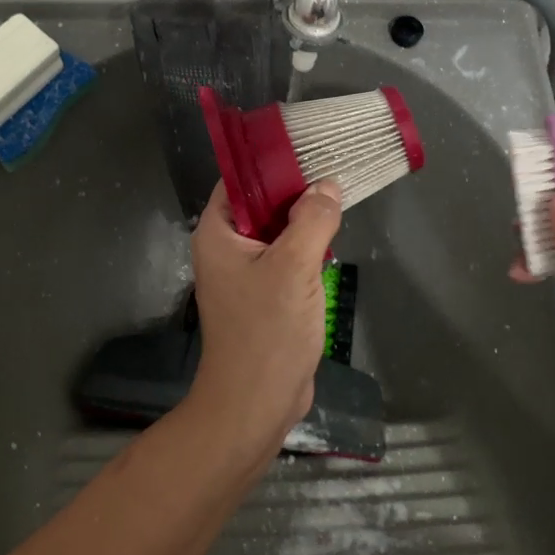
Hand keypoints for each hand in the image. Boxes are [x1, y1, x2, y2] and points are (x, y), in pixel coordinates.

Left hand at [187, 180, 342, 446]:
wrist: (256, 404)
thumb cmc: (267, 332)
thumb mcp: (294, 268)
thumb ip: (312, 221)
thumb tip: (327, 186)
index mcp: (217, 233)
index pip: (239, 180)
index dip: (271, 163)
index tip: (309, 149)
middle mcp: (224, 248)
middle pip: (260, 205)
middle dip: (295, 194)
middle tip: (333, 175)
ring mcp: (243, 274)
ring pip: (276, 233)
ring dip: (304, 225)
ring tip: (338, 203)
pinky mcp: (262, 296)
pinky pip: (283, 260)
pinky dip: (305, 251)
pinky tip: (331, 244)